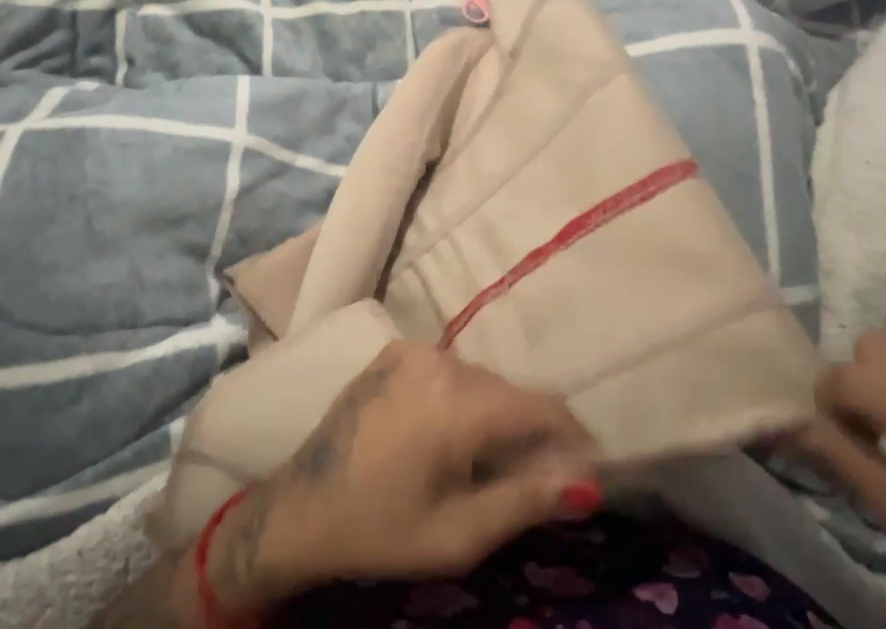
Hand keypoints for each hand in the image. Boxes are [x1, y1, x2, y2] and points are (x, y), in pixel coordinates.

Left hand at [206, 342, 597, 612]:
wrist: (298, 509)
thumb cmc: (379, 529)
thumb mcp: (458, 534)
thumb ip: (526, 501)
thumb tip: (586, 482)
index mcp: (458, 404)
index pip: (544, 407)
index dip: (574, 439)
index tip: (587, 471)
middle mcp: (440, 361)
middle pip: (513, 393)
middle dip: (532, 433)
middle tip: (535, 480)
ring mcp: (412, 351)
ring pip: (483, 381)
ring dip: (496, 416)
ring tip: (487, 464)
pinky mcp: (393, 352)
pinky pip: (451, 373)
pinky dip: (464, 401)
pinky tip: (450, 439)